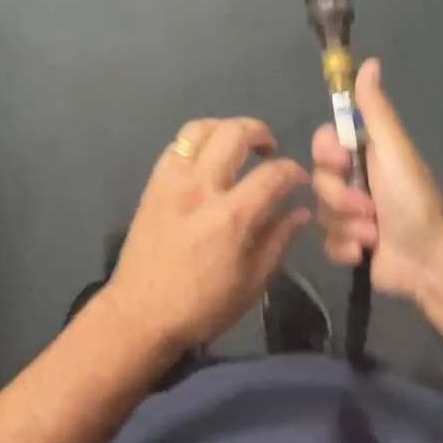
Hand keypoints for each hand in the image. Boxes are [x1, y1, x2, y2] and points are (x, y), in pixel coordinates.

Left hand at [101, 117, 311, 353]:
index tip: (300, 180)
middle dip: (260, 132)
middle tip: (269, 150)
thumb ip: (279, 239)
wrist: (141, 314)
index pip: (273, 174)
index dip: (294, 171)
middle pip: (234, 133)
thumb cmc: (202, 307)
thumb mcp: (252, 282)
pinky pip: (177, 145)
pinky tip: (207, 158)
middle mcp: (202, 188)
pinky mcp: (154, 183)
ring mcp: (173, 181)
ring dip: (225, 128)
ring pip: (200, 129)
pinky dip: (198, 142)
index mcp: (232, 217)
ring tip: (237, 145)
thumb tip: (301, 211)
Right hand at [312, 59, 442, 298]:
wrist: (428, 262)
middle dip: (341, 198)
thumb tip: (370, 62)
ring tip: (374, 234)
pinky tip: (365, 252)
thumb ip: (376, 110)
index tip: (343, 162)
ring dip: (349, 226)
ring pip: (320, 213)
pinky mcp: (346, 245)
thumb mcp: (395, 150)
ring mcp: (348, 214)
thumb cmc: (414, 201)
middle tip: (369, 208)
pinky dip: (346, 249)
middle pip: (318, 180)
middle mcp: (353, 181)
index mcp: (363, 155)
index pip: (323, 142)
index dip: (327, 153)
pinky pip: (326, 242)